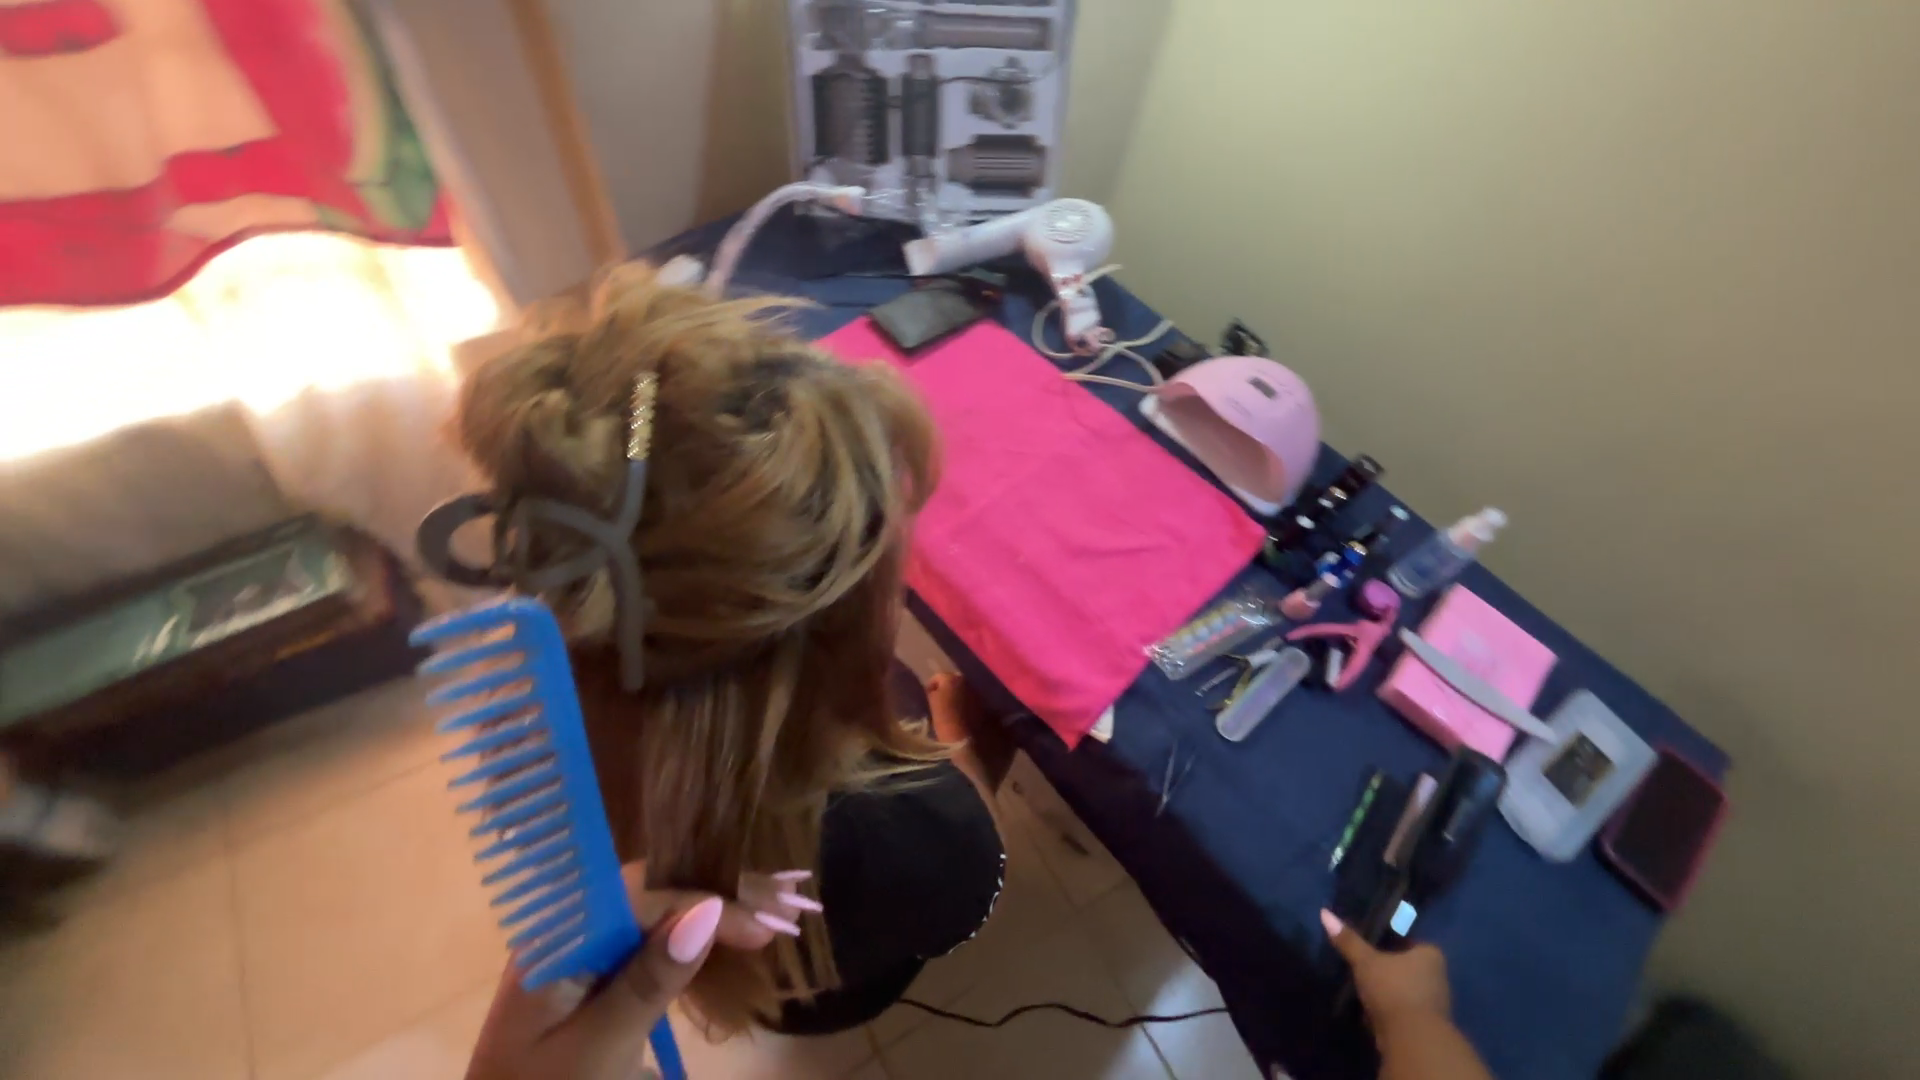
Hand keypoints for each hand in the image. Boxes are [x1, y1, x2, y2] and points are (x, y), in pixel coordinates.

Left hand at [465, 883, 781, 1079]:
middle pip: (659, 892)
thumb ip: (649, 979)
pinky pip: (656, 941)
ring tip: (776, 910)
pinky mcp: (600, 977)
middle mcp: (575, 931)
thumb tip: (710, 907)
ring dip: (721, 910)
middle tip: (789, 903)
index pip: (647, 892)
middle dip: (724, 894)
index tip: (765, 926)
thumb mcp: (596, 1053)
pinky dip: (700, 938)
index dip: (710, 900)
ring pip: (663, 913)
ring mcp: (587, 953)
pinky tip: (734, 932)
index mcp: (562, 938)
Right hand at [1321, 909, 1450, 1027]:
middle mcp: (1437, 977)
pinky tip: (1368, 1005)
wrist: (1413, 1040)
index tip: (1369, 941)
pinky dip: (1387, 1006)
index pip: (1409, 940)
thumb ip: (1348, 940)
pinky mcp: (1424, 1025)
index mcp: (1430, 956)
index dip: (1390, 940)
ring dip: (1386, 988)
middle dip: (1387, 965)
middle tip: (1362, 960)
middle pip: (1406, 964)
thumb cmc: (1393, 989)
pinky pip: (1402, 1007)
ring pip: (1403, 987)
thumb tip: (1325, 913)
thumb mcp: (1365, 960)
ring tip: (1360, 983)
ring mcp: (1433, 1003)